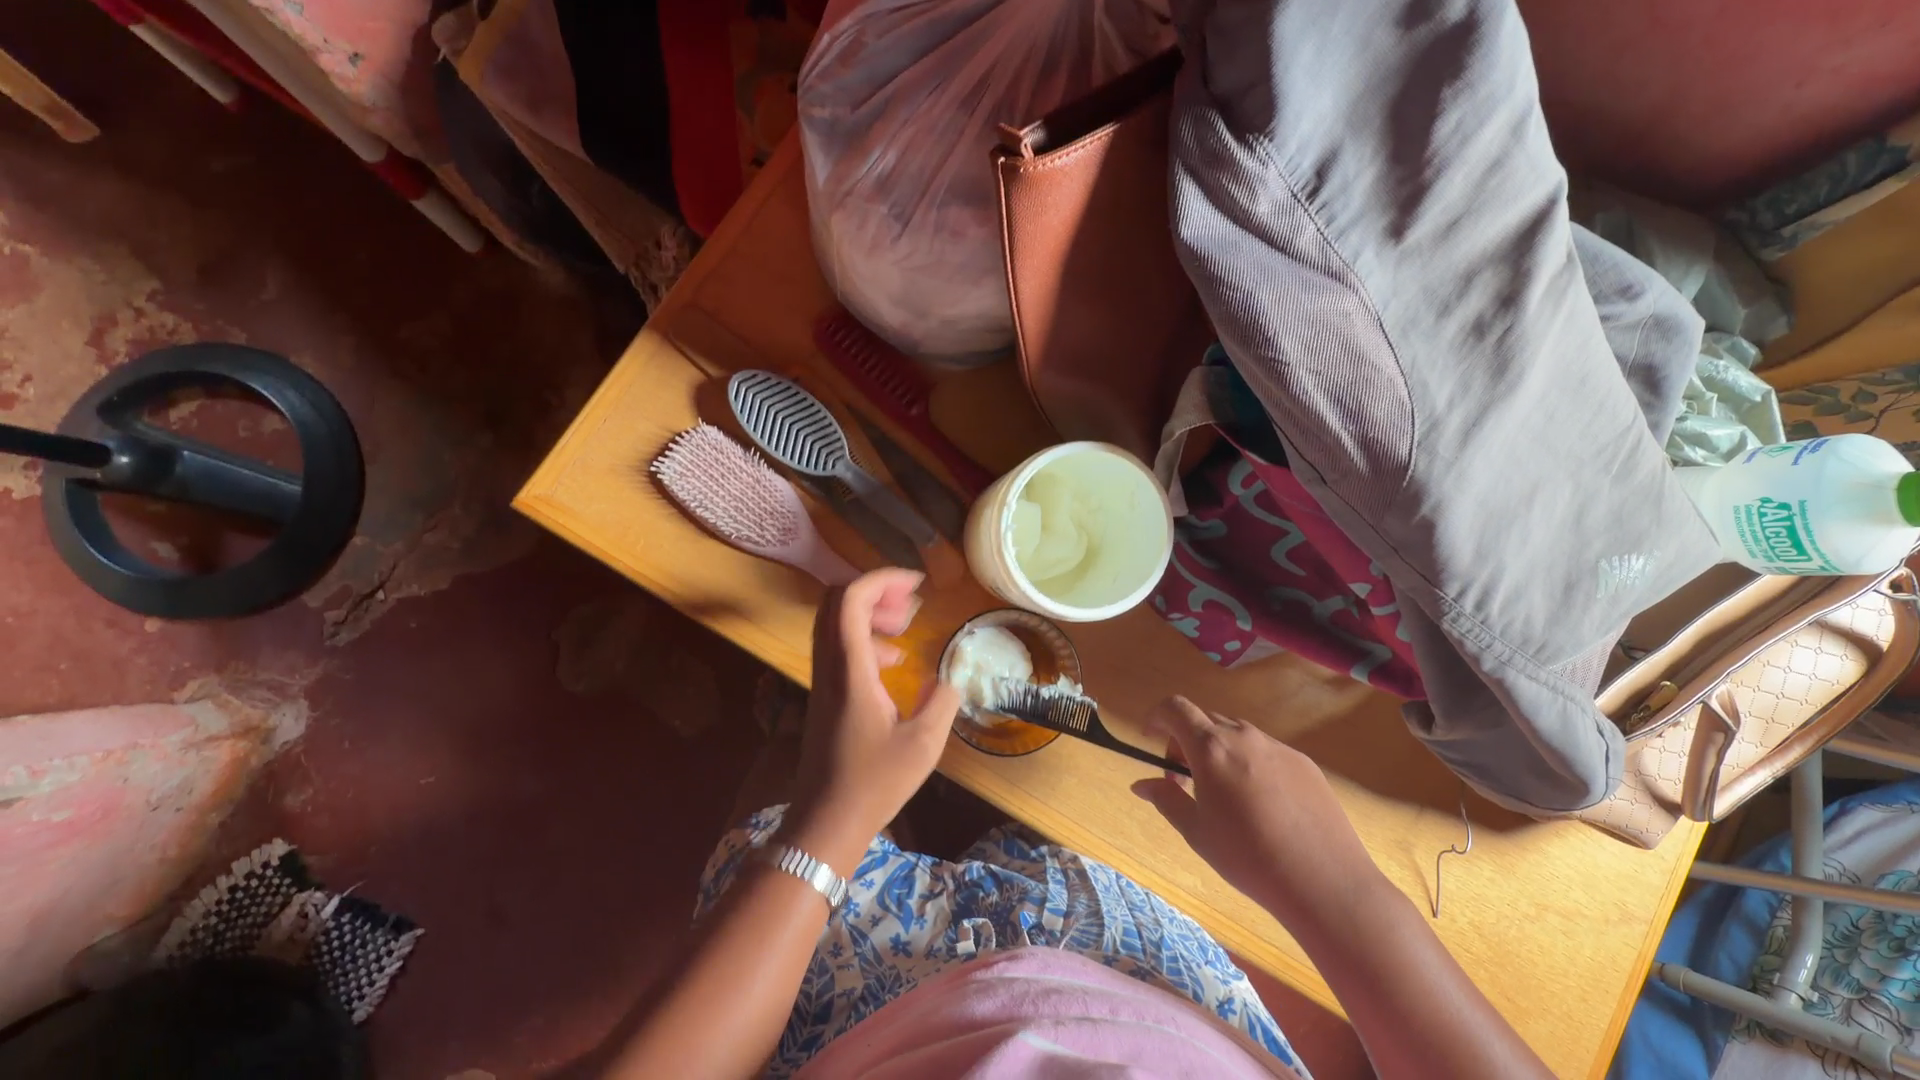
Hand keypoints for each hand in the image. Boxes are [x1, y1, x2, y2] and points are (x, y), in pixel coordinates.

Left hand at [788, 569, 960, 866]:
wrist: (827, 821)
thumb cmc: (875, 783)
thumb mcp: (924, 743)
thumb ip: (942, 699)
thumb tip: (948, 675)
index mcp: (850, 669)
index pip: (851, 599)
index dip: (881, 579)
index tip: (916, 585)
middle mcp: (829, 666)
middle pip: (836, 602)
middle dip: (875, 591)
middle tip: (910, 603)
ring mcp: (821, 681)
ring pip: (834, 624)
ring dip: (869, 614)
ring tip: (905, 628)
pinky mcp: (823, 696)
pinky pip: (837, 648)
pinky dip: (864, 640)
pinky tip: (893, 663)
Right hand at [1131, 696, 1386, 927]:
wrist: (1323, 880)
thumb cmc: (1247, 856)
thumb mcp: (1196, 831)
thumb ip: (1166, 798)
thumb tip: (1141, 784)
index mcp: (1211, 748)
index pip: (1175, 708)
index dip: (1157, 717)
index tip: (1150, 739)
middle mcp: (1244, 737)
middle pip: (1205, 720)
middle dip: (1186, 741)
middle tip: (1185, 781)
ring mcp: (1279, 748)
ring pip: (1237, 735)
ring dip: (1219, 752)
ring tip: (1224, 796)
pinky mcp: (1305, 764)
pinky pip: (1266, 751)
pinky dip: (1250, 764)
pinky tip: (1262, 807)